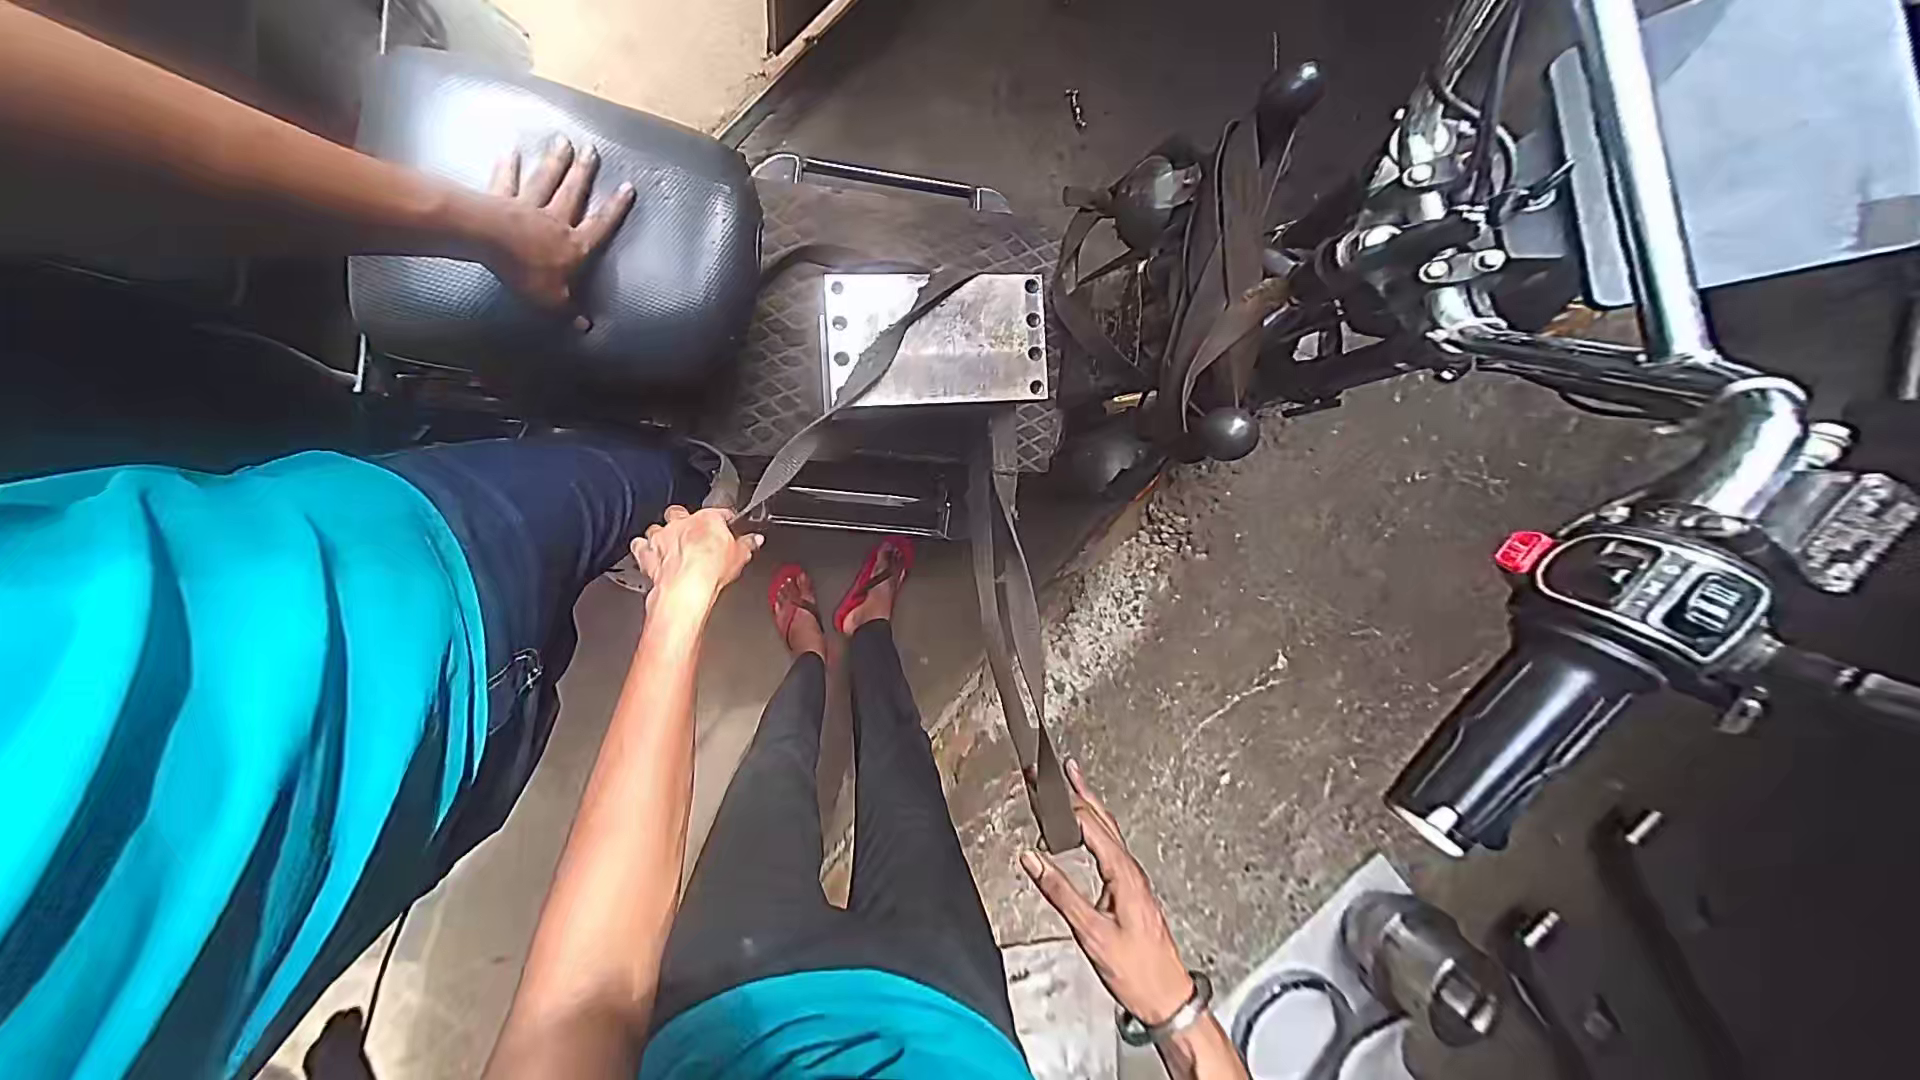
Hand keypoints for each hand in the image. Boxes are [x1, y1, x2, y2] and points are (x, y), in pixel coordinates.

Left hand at [480, 135, 636, 317]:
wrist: (486, 240)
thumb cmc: (525, 271)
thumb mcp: (552, 301)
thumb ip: (569, 312)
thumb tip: (586, 327)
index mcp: (574, 245)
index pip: (600, 226)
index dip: (615, 208)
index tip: (627, 187)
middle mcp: (555, 220)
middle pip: (573, 193)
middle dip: (585, 172)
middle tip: (592, 149)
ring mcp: (527, 206)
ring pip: (545, 181)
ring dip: (555, 161)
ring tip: (563, 141)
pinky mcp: (499, 199)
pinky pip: (506, 181)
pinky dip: (508, 166)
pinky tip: (511, 151)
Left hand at [632, 506, 760, 612]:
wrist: (687, 586)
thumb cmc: (711, 568)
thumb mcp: (741, 555)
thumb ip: (748, 544)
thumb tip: (755, 540)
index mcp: (707, 518)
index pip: (719, 512)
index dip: (724, 518)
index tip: (728, 524)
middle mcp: (681, 524)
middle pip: (680, 513)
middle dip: (684, 519)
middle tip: (693, 532)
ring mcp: (661, 538)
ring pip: (656, 528)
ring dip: (661, 534)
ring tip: (670, 543)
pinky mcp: (647, 556)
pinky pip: (639, 547)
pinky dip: (642, 550)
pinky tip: (648, 554)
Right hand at [1022, 760, 1195, 1025]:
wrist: (1170, 1000)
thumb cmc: (1137, 972)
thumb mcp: (1091, 933)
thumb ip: (1059, 892)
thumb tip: (1032, 858)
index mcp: (1123, 873)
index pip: (1089, 824)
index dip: (1064, 803)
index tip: (1045, 784)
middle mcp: (1131, 870)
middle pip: (1102, 818)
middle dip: (1079, 791)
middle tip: (1060, 768)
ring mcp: (1134, 878)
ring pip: (1109, 829)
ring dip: (1089, 803)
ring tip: (1075, 783)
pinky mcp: (1132, 888)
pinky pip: (1111, 845)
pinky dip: (1096, 826)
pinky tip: (1089, 829)